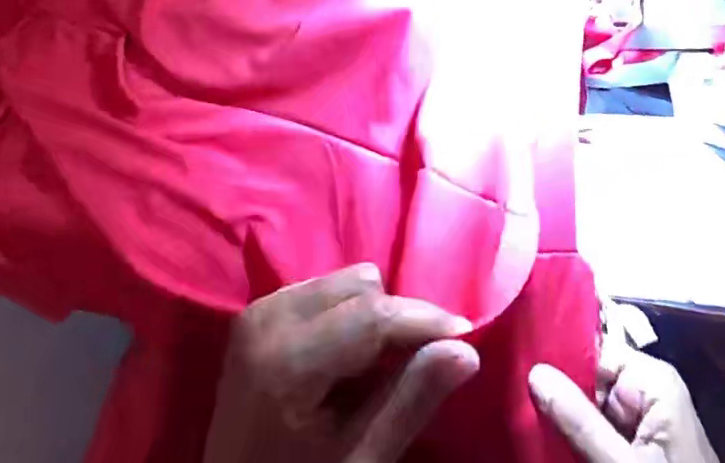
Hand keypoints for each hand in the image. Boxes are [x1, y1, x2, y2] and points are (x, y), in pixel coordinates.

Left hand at [203, 263, 481, 462]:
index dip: (423, 319)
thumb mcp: (360, 459)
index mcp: (288, 360)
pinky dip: (344, 311)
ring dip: (370, 311)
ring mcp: (258, 308)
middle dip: (395, 316)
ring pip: (341, 279)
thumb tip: (466, 350)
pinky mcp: (256, 308)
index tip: (468, 334)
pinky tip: (344, 355)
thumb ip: (410, 400)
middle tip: (414, 362)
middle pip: (358, 284)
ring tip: (375, 366)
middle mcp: (269, 317)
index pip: (371, 314)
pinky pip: (319, 286)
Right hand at [528, 350, 719, 462]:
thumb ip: (580, 422)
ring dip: (561, 419)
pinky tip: (550, 442)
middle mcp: (646, 390)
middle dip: (556, 394)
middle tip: (519, 401)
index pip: (590, 350)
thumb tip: (534, 371)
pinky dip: (575, 439)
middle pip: (586, 377)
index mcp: (652, 381)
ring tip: (528, 420)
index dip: (555, 360)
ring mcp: (642, 420)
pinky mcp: (636, 447)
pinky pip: (596, 430)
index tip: (519, 369)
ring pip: (586, 406)